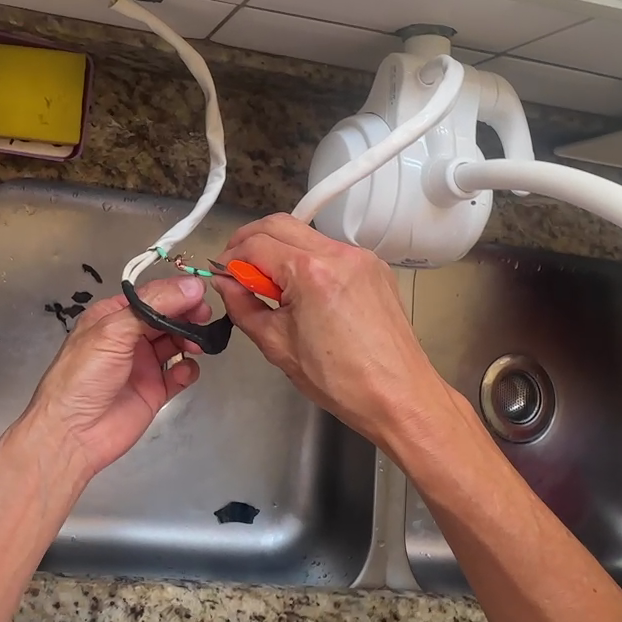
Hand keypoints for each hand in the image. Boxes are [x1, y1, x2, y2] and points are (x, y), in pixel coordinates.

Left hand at [13, 275, 208, 481]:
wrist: (72, 434)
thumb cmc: (83, 375)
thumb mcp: (113, 331)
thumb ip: (153, 306)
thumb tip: (192, 286)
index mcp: (113, 316)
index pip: (151, 296)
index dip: (176, 292)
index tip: (200, 292)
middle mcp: (129, 336)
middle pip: (167, 317)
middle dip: (186, 314)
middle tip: (203, 317)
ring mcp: (143, 363)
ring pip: (176, 342)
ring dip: (189, 339)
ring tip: (196, 344)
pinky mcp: (154, 390)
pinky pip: (179, 374)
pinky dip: (187, 369)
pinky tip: (184, 370)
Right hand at [213, 214, 445, 444]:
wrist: (400, 397)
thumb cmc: (342, 382)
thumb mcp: (277, 345)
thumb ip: (243, 306)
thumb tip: (225, 283)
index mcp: (311, 272)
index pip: (255, 245)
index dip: (230, 257)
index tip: (221, 274)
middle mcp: (337, 253)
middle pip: (278, 224)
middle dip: (250, 241)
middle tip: (236, 267)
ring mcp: (360, 257)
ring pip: (304, 233)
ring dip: (279, 249)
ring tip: (270, 285)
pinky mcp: (373, 267)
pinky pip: (328, 249)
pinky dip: (306, 259)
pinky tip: (301, 290)